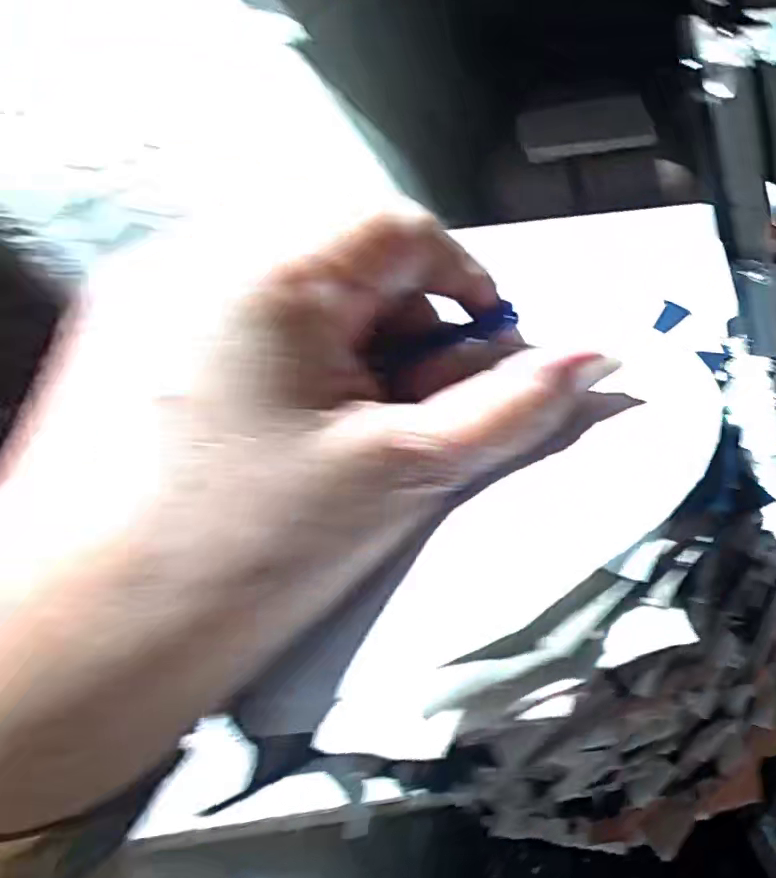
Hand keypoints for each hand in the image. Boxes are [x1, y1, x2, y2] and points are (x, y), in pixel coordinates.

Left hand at [0, 211, 614, 829]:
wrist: (71, 651)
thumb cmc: (259, 542)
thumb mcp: (417, 464)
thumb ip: (521, 401)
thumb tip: (603, 355)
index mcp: (258, 279)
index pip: (399, 226)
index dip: (466, 280)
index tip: (486, 355)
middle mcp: (196, 267)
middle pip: (363, 257)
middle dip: (423, 324)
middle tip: (428, 403)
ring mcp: (163, 307)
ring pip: (327, 294)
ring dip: (383, 348)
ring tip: (377, 426)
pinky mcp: (154, 351)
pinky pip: (279, 324)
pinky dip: (333, 364)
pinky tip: (326, 429)